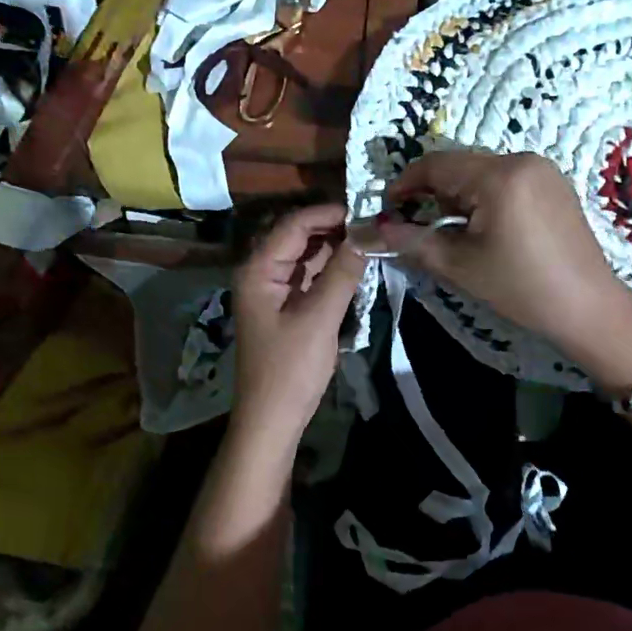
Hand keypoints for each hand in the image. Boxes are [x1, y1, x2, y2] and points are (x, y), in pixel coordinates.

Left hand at [231, 204, 365, 446]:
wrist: (271, 420)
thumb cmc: (290, 368)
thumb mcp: (320, 318)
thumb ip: (343, 273)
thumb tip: (368, 234)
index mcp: (258, 269)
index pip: (294, 225)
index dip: (328, 213)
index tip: (365, 210)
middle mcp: (261, 273)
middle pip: (298, 237)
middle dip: (334, 228)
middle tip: (373, 224)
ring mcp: (273, 290)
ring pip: (306, 256)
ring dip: (335, 248)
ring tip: (370, 239)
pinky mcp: (285, 307)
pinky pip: (309, 277)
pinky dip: (331, 269)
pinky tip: (355, 265)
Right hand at [381, 152, 631, 367]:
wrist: (588, 308)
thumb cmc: (521, 287)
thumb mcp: (459, 265)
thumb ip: (412, 241)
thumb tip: (373, 230)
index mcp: (499, 176)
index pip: (436, 165)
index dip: (405, 183)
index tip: (389, 209)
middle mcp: (522, 159)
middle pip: (459, 165)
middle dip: (433, 192)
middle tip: (420, 225)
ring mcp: (543, 169)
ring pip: (481, 171)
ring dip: (458, 195)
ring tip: (454, 232)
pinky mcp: (554, 182)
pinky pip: (505, 178)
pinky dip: (485, 196)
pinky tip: (485, 228)